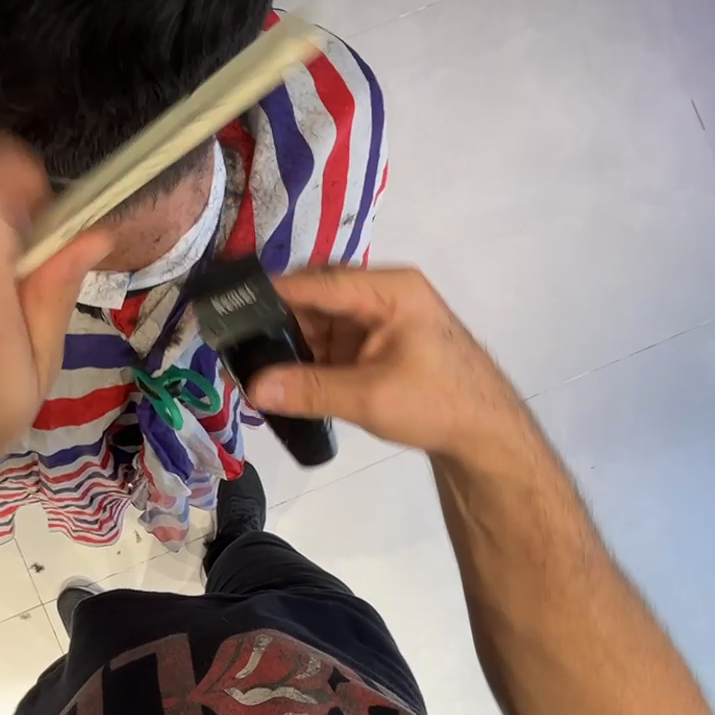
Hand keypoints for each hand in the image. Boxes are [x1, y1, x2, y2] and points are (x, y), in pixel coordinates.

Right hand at [247, 267, 525, 457]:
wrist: (484, 433)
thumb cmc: (438, 404)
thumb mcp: (369, 398)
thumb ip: (309, 390)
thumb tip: (252, 389)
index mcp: (389, 290)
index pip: (318, 281)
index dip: (273, 293)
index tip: (230, 305)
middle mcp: (381, 295)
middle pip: (316, 299)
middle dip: (279, 323)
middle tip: (237, 346)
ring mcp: (378, 319)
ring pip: (319, 322)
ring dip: (291, 344)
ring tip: (252, 366)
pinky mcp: (375, 344)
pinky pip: (330, 343)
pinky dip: (308, 359)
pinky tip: (282, 378)